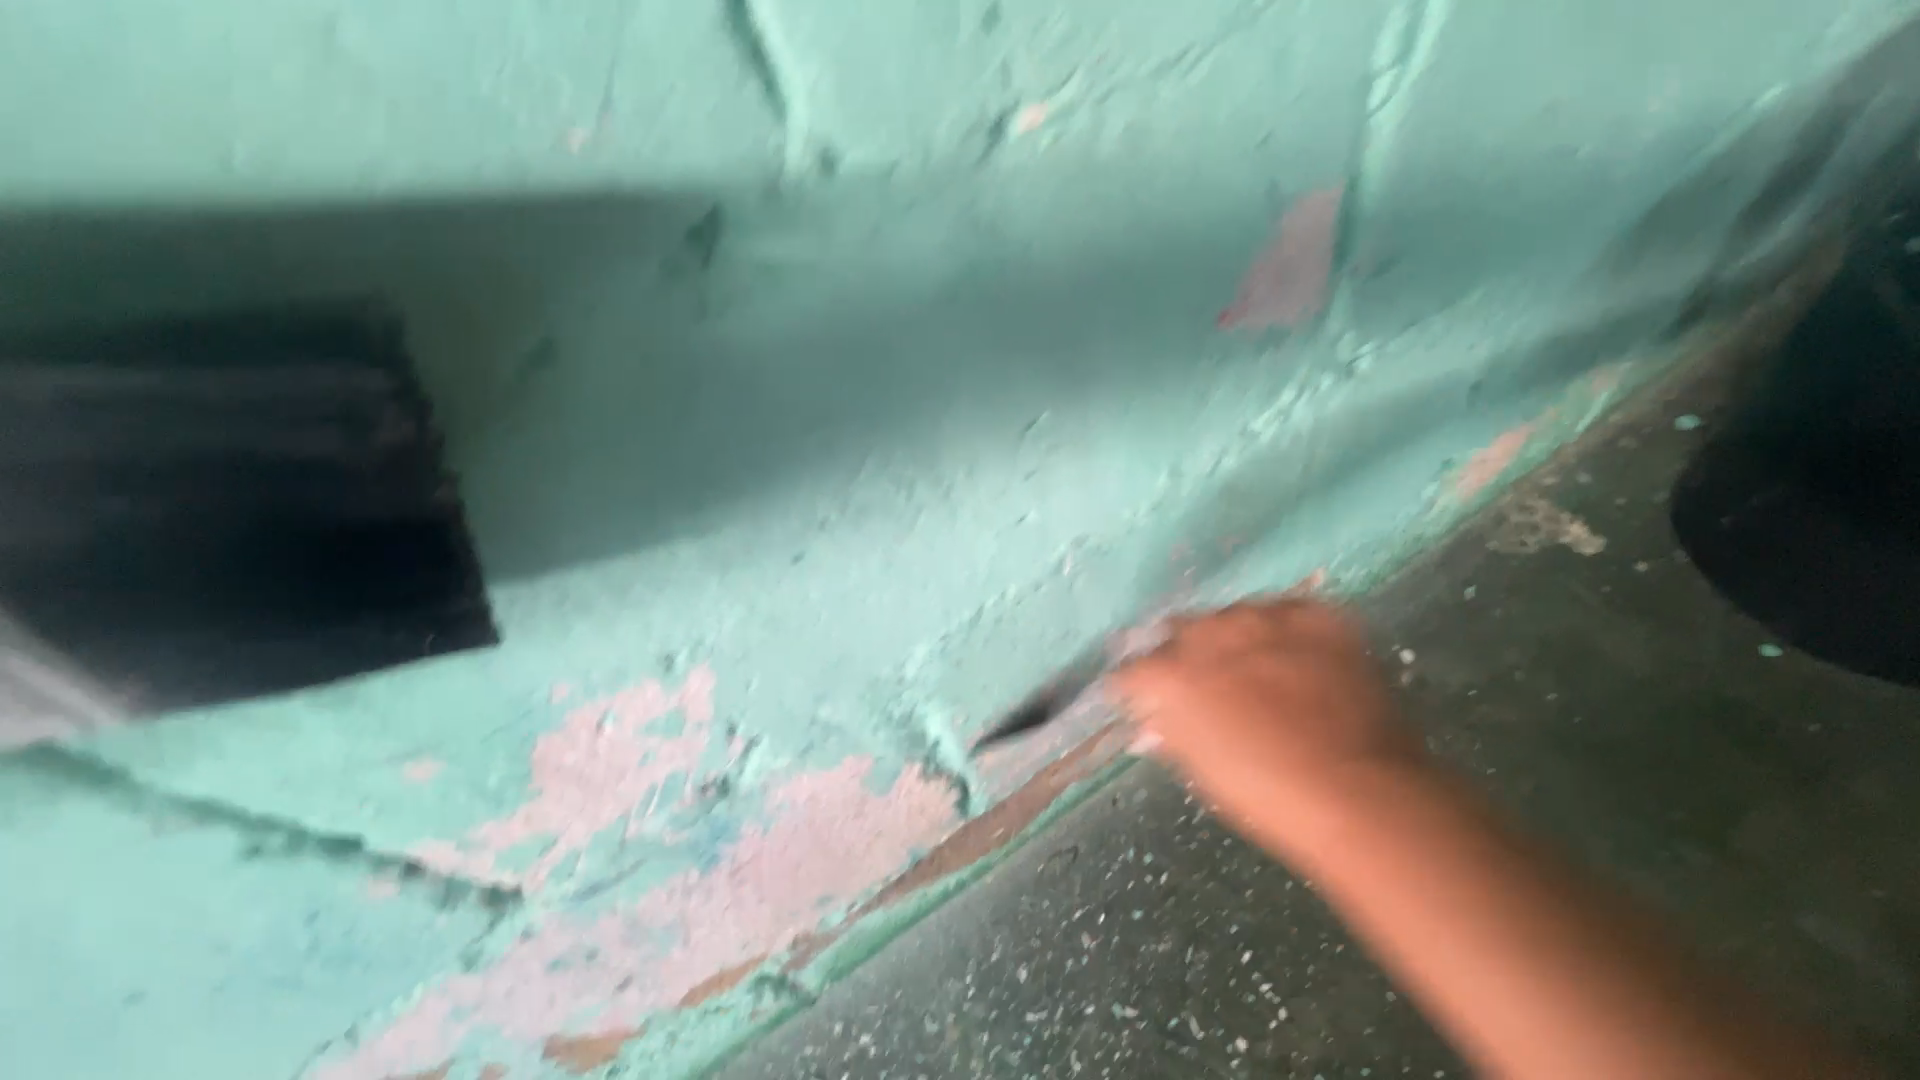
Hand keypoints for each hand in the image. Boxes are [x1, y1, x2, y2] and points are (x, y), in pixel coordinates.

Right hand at [1108, 597, 1423, 844]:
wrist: (1359, 793)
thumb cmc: (1267, 794)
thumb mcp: (1200, 768)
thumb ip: (1171, 728)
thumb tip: (1158, 714)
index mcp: (1168, 674)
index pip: (1132, 670)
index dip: (1137, 688)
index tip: (1147, 702)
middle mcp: (1207, 632)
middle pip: (1180, 631)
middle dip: (1184, 654)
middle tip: (1203, 686)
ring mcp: (1263, 617)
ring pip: (1232, 616)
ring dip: (1233, 638)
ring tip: (1254, 669)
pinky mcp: (1314, 615)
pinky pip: (1285, 613)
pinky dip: (1282, 632)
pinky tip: (1294, 656)